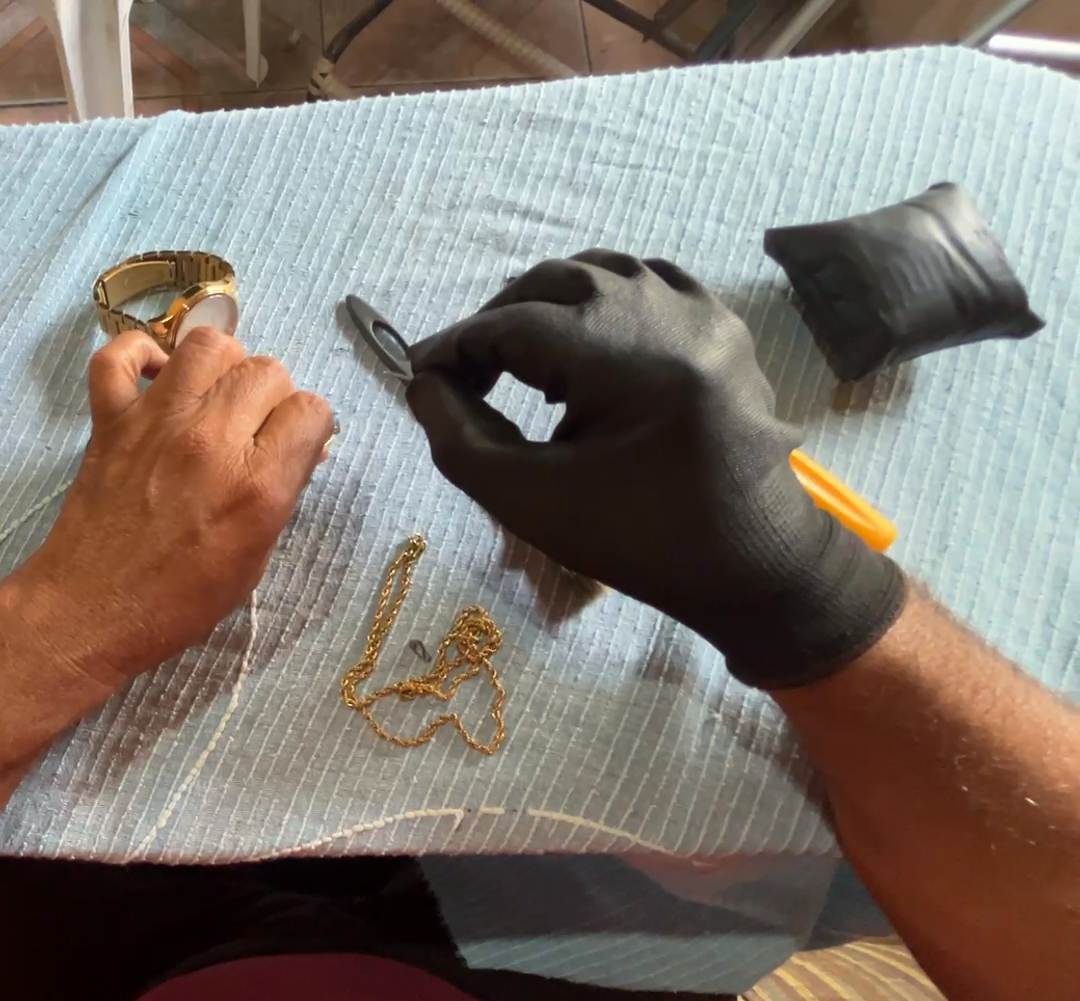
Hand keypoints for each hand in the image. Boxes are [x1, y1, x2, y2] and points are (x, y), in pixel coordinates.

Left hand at [9, 328, 334, 691]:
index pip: (311, 409)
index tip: (293, 445)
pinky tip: (155, 379)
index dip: (308, 426)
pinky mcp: (110, 420)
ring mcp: (155, 423)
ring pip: (207, 345)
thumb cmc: (179, 601)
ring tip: (215, 396)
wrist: (92, 610)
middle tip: (253, 429)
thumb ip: (282, 492)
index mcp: (256, 484)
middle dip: (272, 396)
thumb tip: (301, 445)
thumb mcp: (254, 559)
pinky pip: (118, 357)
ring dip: (222, 364)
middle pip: (266, 370)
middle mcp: (211, 440)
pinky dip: (138, 355)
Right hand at [404, 250, 905, 686]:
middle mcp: (669, 316)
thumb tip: (423, 383)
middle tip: (461, 375)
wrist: (750, 563)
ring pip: (599, 271)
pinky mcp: (722, 327)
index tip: (416, 376)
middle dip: (491, 322)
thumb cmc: (630, 540)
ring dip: (539, 304)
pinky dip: (594, 300)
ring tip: (511, 356)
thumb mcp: (523, 498)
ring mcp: (704, 314)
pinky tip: (576, 343)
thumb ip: (455, 435)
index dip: (453, 345)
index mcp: (625, 360)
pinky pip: (646, 282)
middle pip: (551, 282)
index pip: (511, 324)